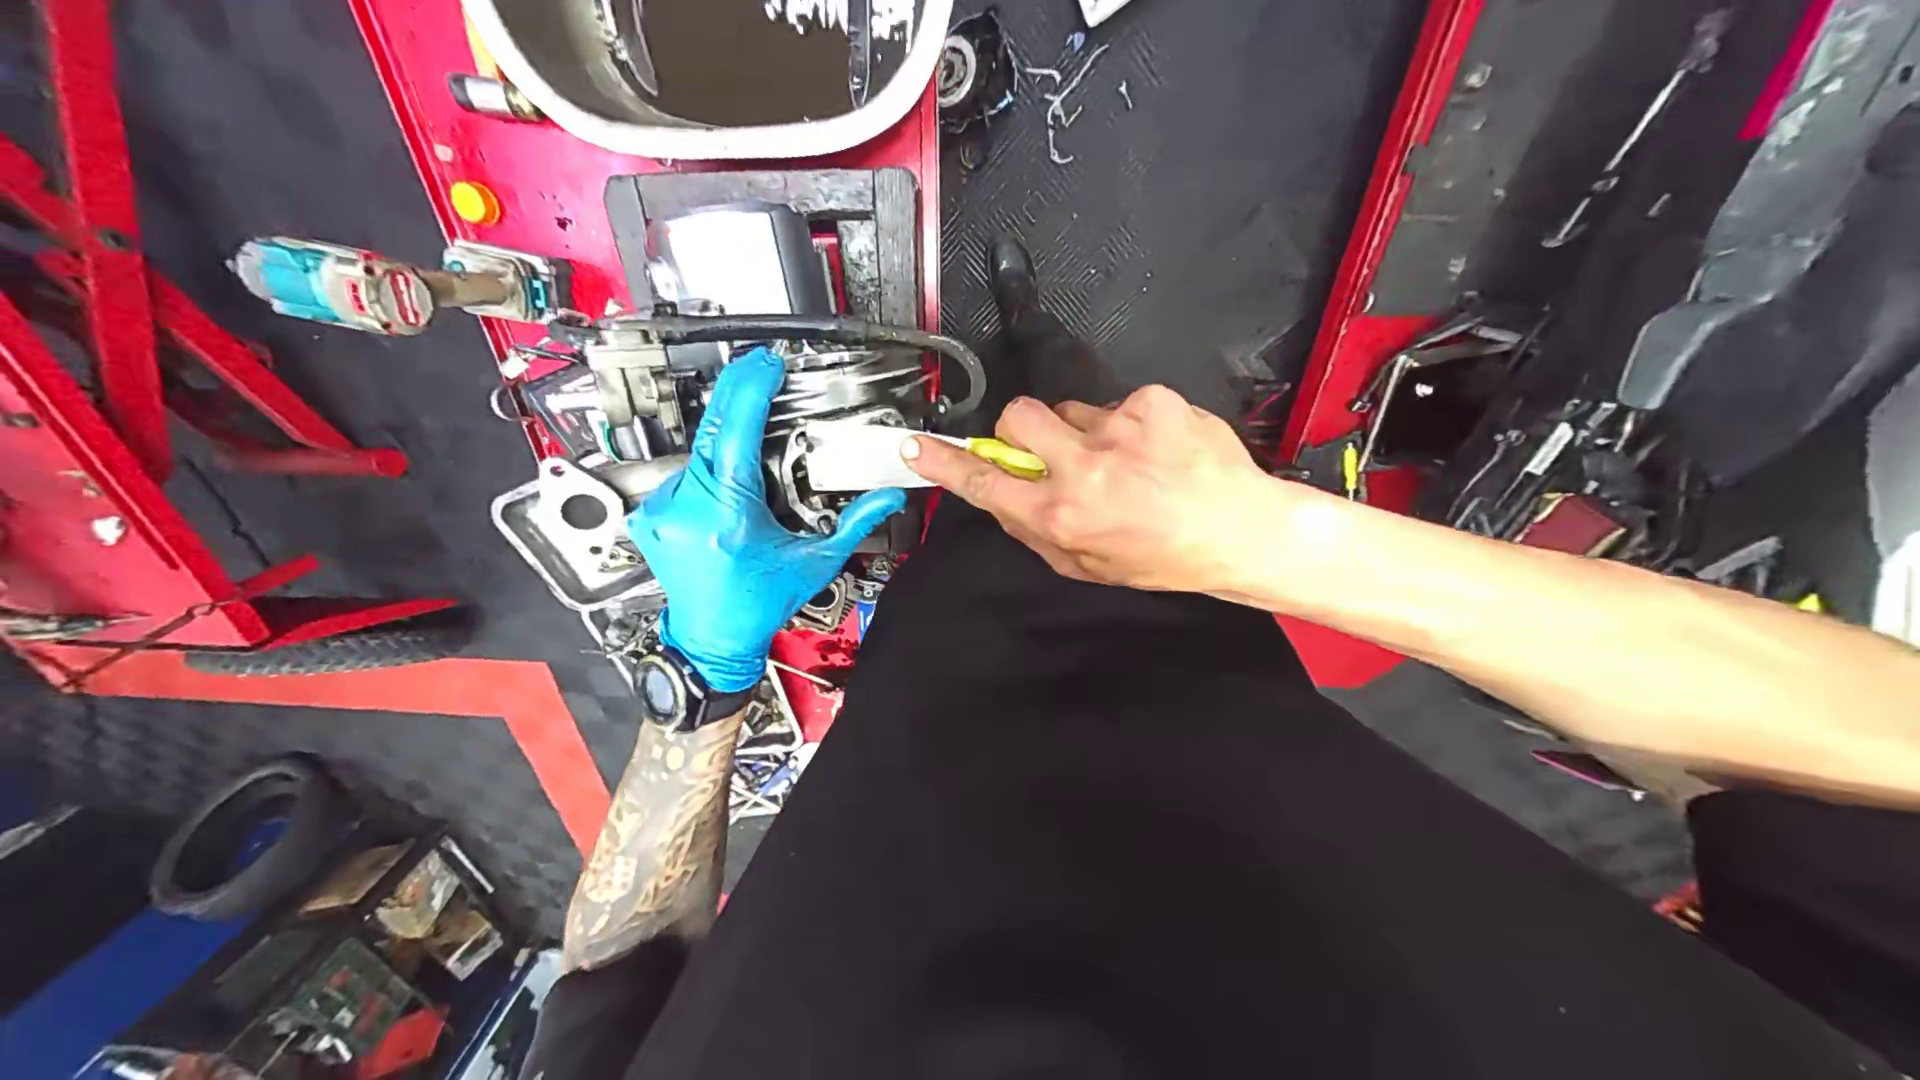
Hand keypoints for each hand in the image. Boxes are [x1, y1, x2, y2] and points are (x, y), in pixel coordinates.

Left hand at [627, 348, 905, 690]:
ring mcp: (663, 509)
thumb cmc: (757, 604)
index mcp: (728, 514)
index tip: (764, 364)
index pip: (732, 430)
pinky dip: (707, 464)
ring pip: (696, 449)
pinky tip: (726, 473)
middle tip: (759, 371)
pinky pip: (682, 472)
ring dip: (724, 434)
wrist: (712, 638)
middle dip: (737, 393)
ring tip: (751, 431)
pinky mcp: (653, 514)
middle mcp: (687, 506)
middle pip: (710, 428)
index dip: (749, 389)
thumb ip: (854, 524)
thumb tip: (886, 498)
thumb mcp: (814, 562)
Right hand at [902, 386, 1281, 594]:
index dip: (944, 462)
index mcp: (1061, 514)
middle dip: (1022, 430)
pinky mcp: (1152, 402)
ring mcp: (1118, 429)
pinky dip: (1129, 424)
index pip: (983, 482)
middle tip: (1051, 449)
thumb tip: (1002, 498)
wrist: (1238, 530)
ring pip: (1069, 409)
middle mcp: (1082, 468)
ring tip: (1122, 460)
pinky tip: (1155, 449)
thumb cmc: (1163, 556)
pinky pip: (1118, 403)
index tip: (918, 446)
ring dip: (1083, 431)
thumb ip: (1034, 531)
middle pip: (1017, 418)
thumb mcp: (1086, 564)